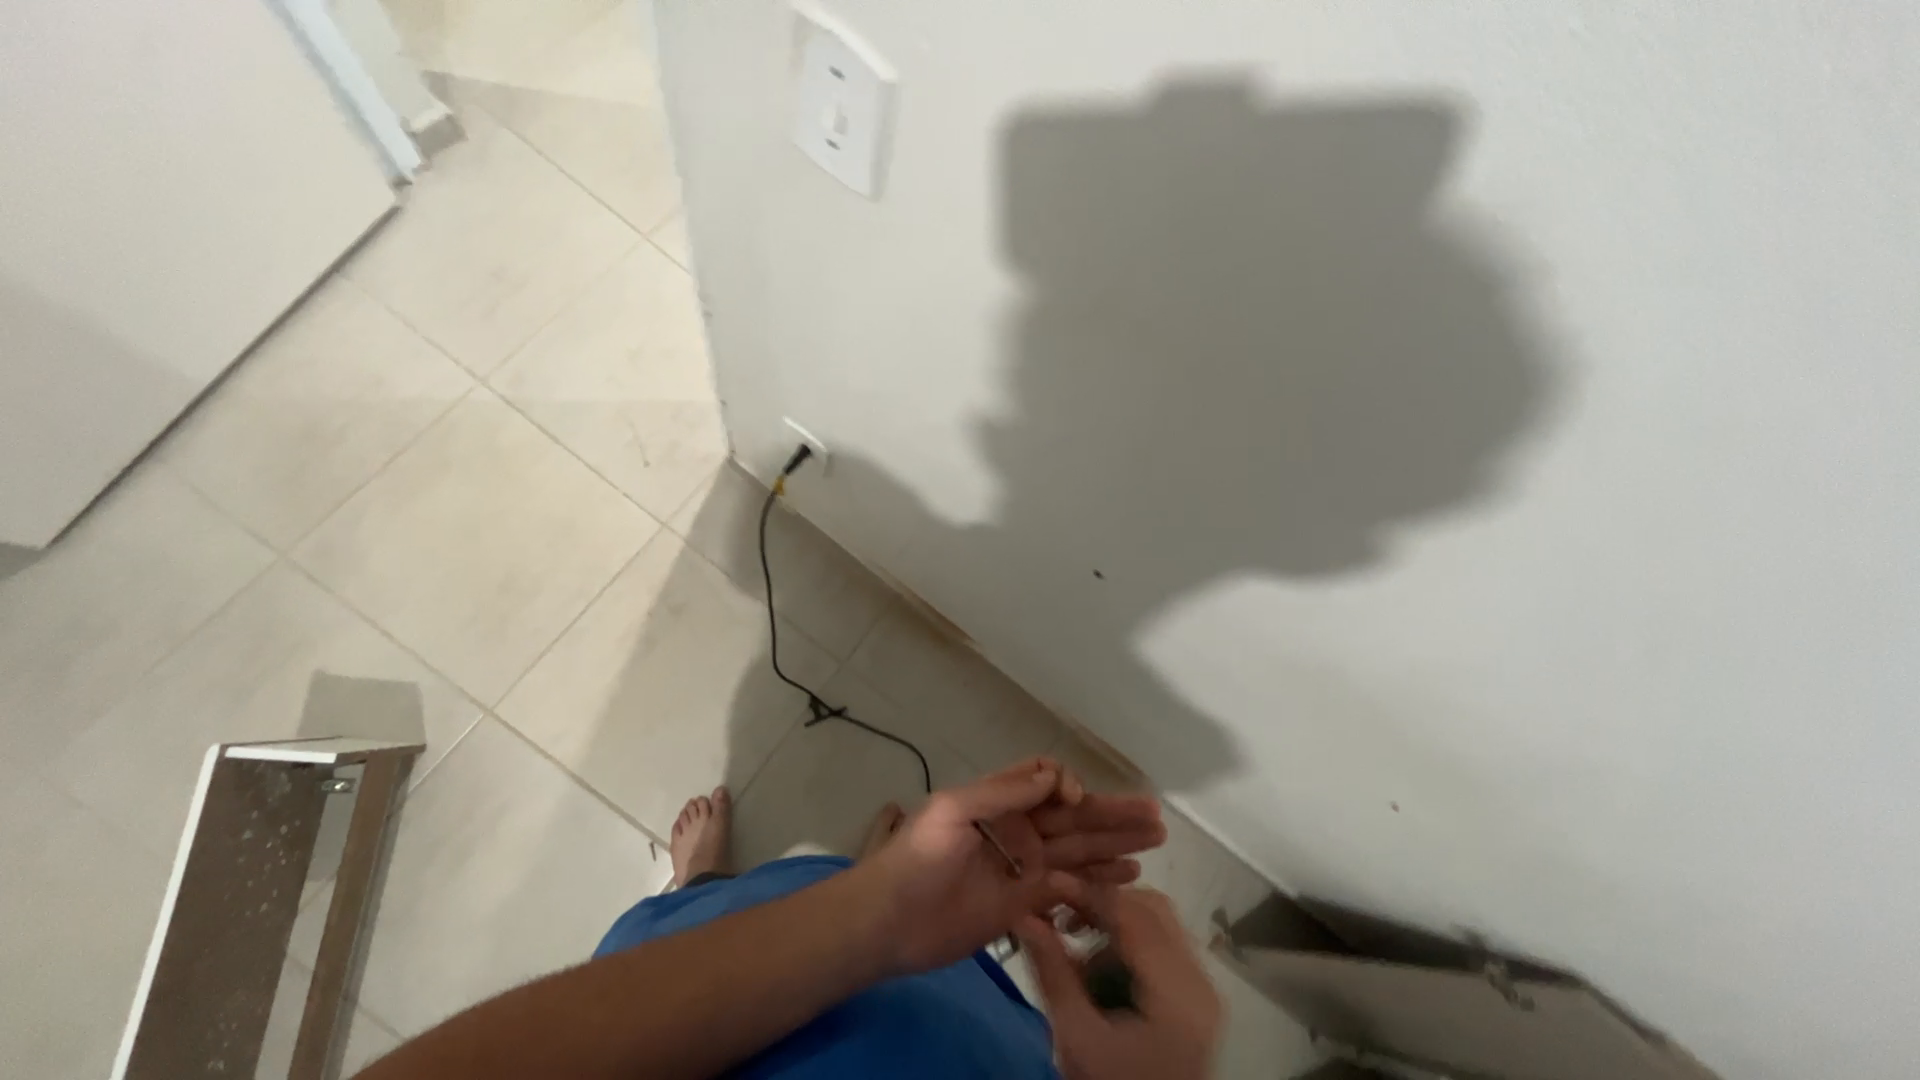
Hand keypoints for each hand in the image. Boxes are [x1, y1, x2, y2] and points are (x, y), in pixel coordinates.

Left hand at [852, 757, 1164, 975]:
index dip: (1067, 785)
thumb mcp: (951, 811)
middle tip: (1156, 815)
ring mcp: (1023, 867)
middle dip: (1113, 814)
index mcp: (998, 801)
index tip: (1076, 799)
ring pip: (1079, 849)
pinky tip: (1129, 876)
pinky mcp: (1026, 902)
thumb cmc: (916, 858)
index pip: (1044, 780)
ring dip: (1116, 844)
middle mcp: (1017, 829)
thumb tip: (1053, 776)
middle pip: (1074, 816)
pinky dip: (1100, 880)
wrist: (889, 921)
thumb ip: (1002, 793)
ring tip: (1156, 840)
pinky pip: (1070, 886)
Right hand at [1015, 888, 1222, 1079]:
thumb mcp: (1076, 1039)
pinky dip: (1130, 942)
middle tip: (1061, 912)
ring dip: (1116, 921)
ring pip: (1159, 923)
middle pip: (1153, 909)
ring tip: (1075, 940)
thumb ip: (1053, 972)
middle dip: (1104, 903)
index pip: (1134, 915)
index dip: (1089, 892)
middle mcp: (1201, 982)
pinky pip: (1164, 946)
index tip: (1048, 883)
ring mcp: (1204, 990)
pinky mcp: (1197, 999)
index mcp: (1177, 993)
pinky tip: (1099, 965)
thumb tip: (1023, 915)